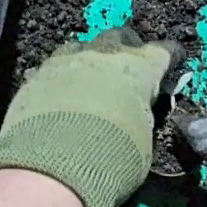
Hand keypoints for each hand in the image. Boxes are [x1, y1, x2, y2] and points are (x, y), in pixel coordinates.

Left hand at [0, 27, 177, 206]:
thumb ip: (142, 117)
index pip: (162, 51)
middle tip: (127, 69)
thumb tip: (137, 112)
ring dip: (90, 59)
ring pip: (82, 46)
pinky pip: (53, 66)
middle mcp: (104, 55)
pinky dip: (61, 77)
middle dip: (127, 48)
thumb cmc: (111, 157)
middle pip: (120, 37)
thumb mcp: (143, 142)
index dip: (168, 58)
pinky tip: (59, 95)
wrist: (52, 169)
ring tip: (89, 80)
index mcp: (139, 68)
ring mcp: (67, 60)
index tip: (170, 64)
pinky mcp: (37, 75)